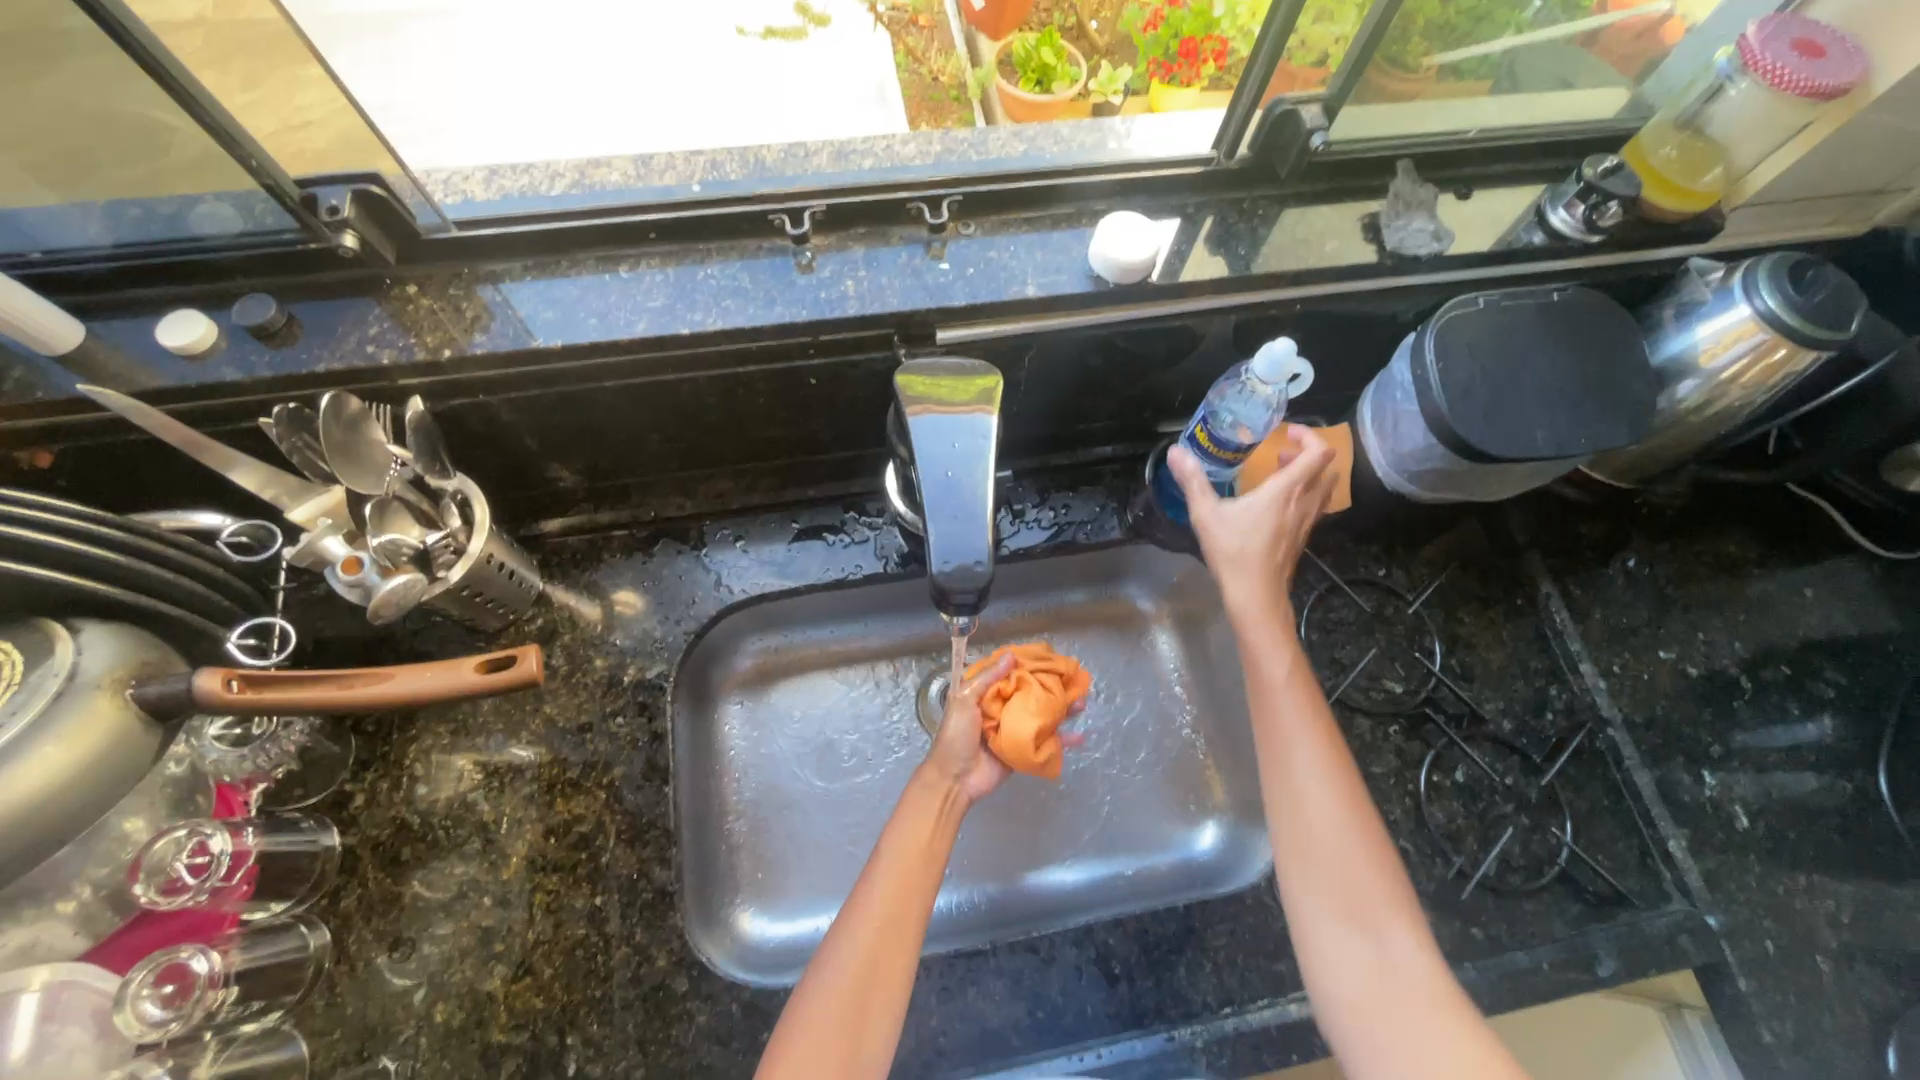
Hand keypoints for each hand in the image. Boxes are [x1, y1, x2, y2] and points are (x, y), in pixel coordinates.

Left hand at [921, 652, 1085, 806]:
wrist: (955, 779)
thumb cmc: (956, 736)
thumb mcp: (963, 700)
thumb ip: (987, 678)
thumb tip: (1011, 656)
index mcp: (985, 695)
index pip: (1010, 675)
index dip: (1029, 667)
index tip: (1051, 660)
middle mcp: (1002, 709)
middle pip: (1031, 695)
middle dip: (1052, 688)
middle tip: (1074, 681)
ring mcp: (1014, 731)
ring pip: (1042, 716)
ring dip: (1061, 710)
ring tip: (1081, 703)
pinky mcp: (1023, 751)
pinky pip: (1045, 742)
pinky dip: (1062, 740)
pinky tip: (1080, 736)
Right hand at [1167, 426, 1336, 628]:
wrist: (1255, 595)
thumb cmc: (1234, 552)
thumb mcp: (1206, 515)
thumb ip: (1192, 481)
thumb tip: (1175, 452)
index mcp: (1286, 490)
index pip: (1318, 452)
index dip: (1309, 435)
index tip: (1286, 432)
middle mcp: (1304, 502)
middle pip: (1327, 468)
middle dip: (1308, 454)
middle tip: (1281, 453)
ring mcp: (1307, 522)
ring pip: (1325, 489)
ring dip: (1309, 475)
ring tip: (1280, 475)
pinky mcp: (1303, 538)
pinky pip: (1315, 506)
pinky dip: (1304, 495)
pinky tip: (1277, 505)